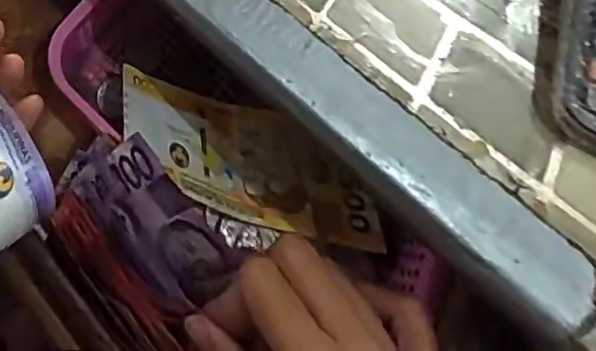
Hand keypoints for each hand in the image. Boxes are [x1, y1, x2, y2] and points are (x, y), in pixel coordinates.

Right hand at [184, 236, 436, 350]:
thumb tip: (196, 322)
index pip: (260, 276)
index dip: (228, 297)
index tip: (216, 331)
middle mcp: (357, 343)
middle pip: (295, 254)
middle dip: (262, 278)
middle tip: (249, 325)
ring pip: (337, 270)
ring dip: (304, 287)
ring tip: (287, 328)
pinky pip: (399, 307)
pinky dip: (368, 302)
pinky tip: (345, 325)